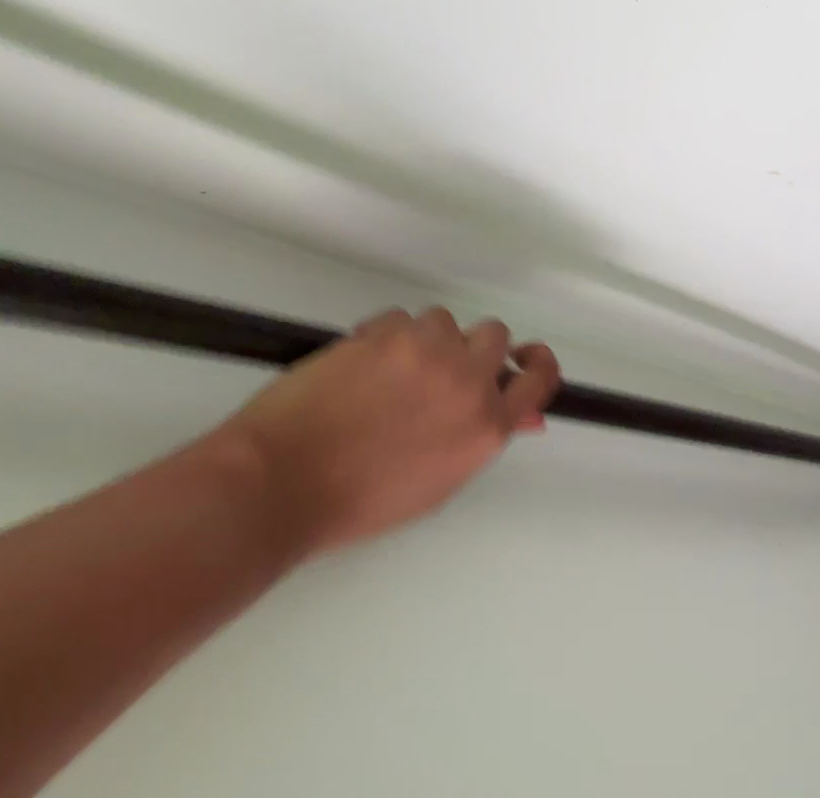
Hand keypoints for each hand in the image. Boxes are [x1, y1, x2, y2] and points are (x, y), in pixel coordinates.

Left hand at [208, 309, 559, 553]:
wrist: (281, 484)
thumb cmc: (362, 500)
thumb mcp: (441, 481)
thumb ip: (483, 438)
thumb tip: (521, 416)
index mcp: (488, 426)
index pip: (538, 376)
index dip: (536, 362)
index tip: (524, 359)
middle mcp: (468, 381)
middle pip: (495, 336)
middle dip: (472, 349)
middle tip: (440, 370)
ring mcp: (426, 352)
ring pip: (443, 321)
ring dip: (426, 340)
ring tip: (390, 371)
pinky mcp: (382, 333)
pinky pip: (398, 319)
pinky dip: (385, 336)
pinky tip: (360, 366)